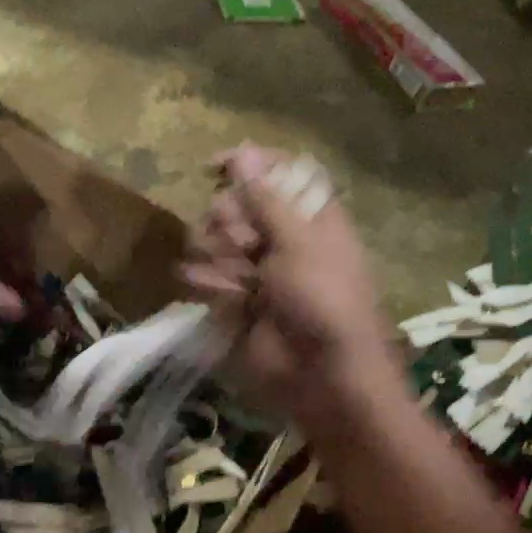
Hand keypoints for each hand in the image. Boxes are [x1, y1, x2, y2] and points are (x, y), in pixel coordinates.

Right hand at [182, 145, 400, 418]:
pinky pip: (209, 274)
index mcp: (312, 217)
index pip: (278, 173)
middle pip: (239, 204)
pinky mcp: (238, 299)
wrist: (326, 380)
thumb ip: (264, 198)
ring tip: (228, 272)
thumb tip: (243, 152)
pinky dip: (206, 279)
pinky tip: (210, 289)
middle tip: (235, 236)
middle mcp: (284, 237)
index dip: (248, 164)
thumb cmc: (324, 303)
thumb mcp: (297, 243)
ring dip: (214, 249)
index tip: (213, 166)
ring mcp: (260, 269)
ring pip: (217, 238)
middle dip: (227, 216)